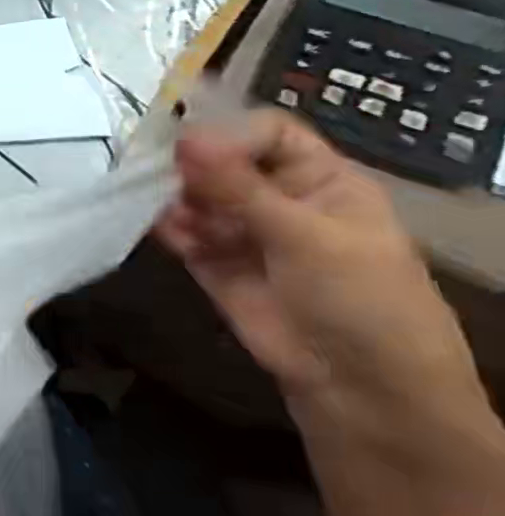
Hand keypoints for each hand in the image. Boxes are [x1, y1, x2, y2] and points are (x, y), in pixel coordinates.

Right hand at [155, 110, 480, 413]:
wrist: (355, 382)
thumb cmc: (359, 298)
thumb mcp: (304, 235)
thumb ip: (237, 186)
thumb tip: (185, 136)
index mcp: (321, 182)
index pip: (269, 134)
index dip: (230, 134)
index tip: (188, 149)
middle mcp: (278, 199)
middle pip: (220, 161)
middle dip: (188, 167)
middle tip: (157, 176)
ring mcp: (242, 230)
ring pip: (192, 195)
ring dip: (173, 199)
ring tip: (167, 214)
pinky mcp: (209, 258)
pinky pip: (177, 230)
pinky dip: (163, 226)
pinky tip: (161, 231)